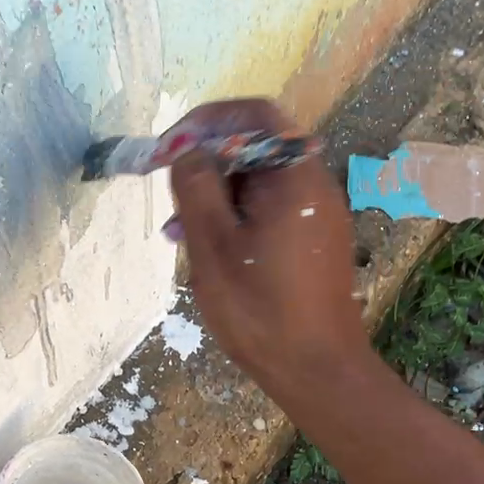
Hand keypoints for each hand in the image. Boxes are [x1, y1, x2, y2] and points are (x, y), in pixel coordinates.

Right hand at [165, 99, 374, 397]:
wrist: (316, 368)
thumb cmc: (259, 306)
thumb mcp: (212, 243)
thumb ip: (195, 185)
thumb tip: (187, 150)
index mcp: (294, 176)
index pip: (254, 115)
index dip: (205, 120)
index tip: (167, 149)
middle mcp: (313, 185)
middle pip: (253, 148)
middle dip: (204, 164)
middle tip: (167, 200)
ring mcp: (316, 213)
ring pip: (254, 182)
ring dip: (212, 196)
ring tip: (177, 234)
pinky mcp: (312, 240)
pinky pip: (266, 209)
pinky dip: (232, 217)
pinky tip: (207, 251)